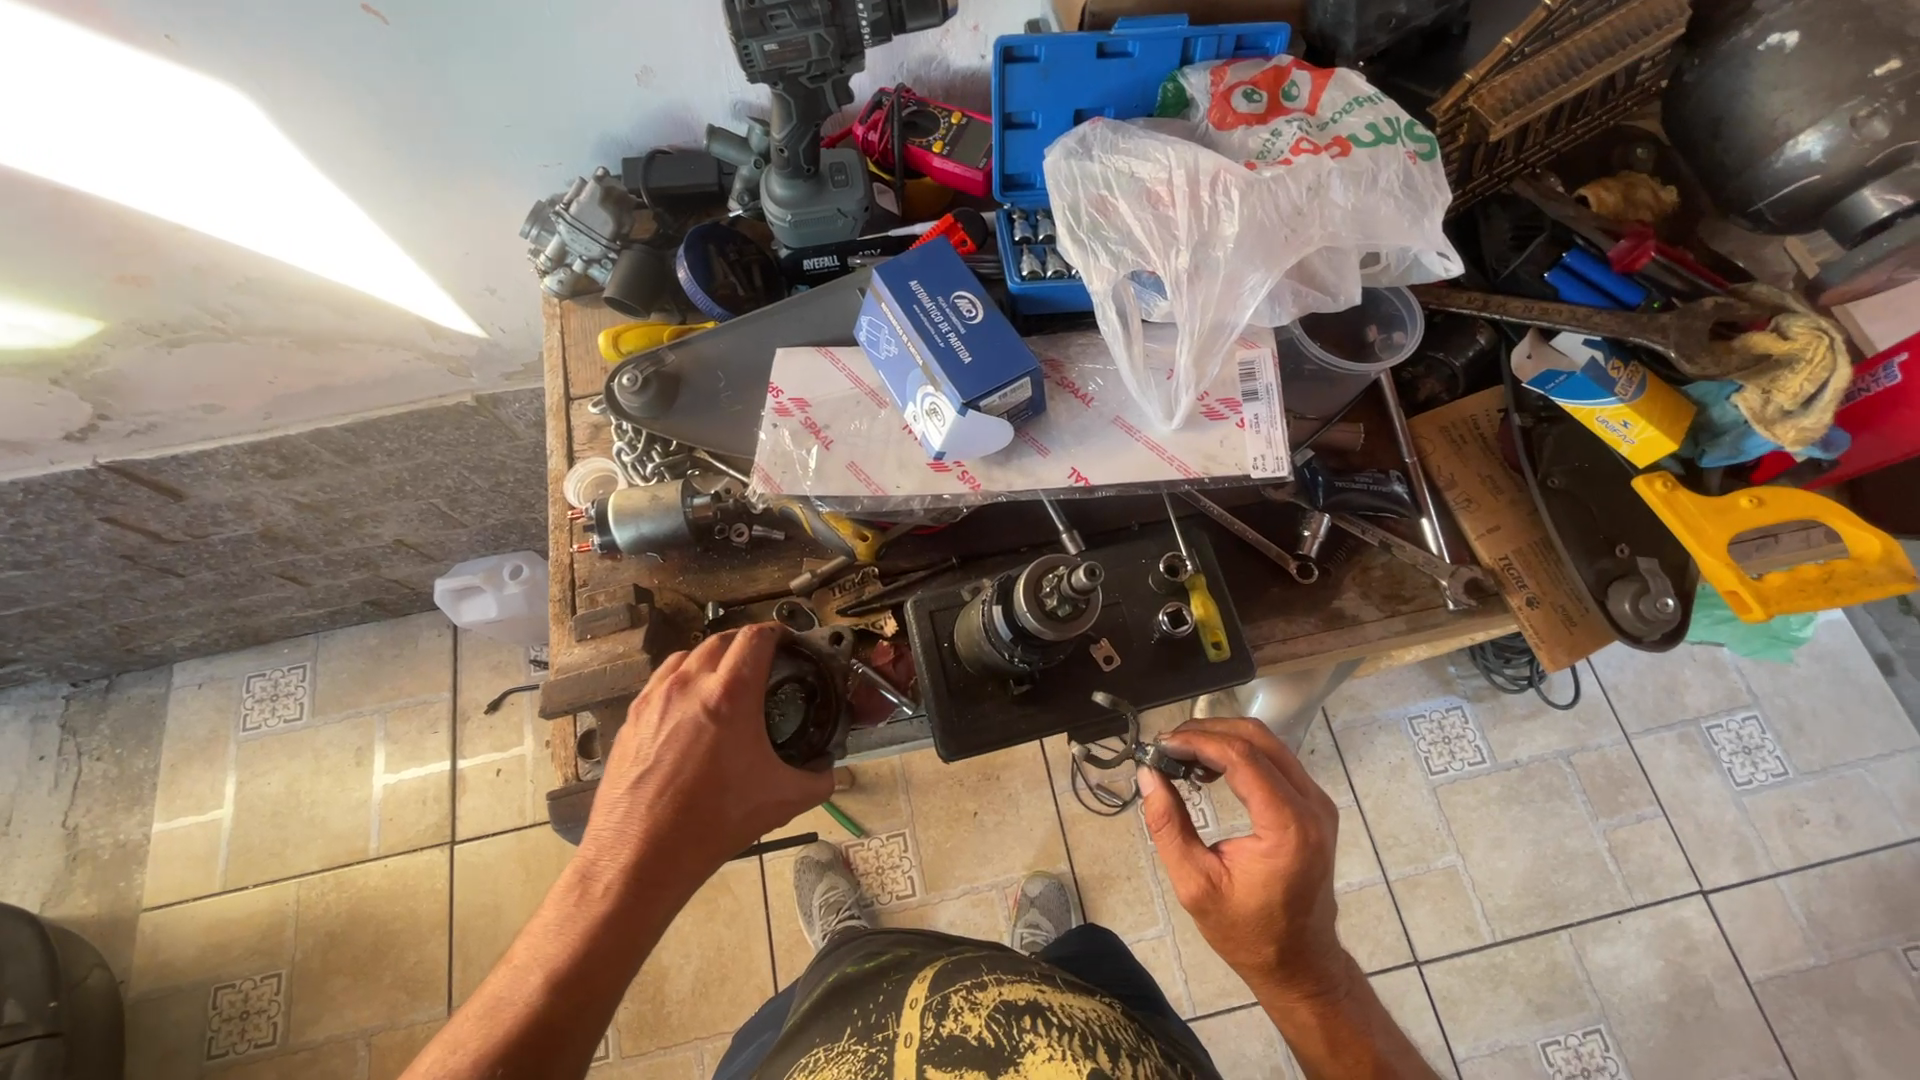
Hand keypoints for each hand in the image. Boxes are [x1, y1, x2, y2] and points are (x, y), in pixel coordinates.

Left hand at [578, 624, 834, 887]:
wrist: (640, 854)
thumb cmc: (714, 821)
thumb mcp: (782, 801)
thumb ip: (818, 780)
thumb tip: (832, 772)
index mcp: (730, 695)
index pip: (756, 638)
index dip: (777, 633)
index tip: (788, 642)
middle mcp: (689, 685)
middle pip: (720, 639)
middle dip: (745, 643)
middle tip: (763, 662)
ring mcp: (654, 699)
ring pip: (686, 656)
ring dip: (710, 658)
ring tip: (725, 680)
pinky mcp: (632, 718)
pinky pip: (660, 681)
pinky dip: (681, 680)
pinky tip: (689, 709)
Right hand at [1139, 717, 1350, 1003]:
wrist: (1300, 961)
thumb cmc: (1247, 931)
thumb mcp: (1195, 884)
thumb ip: (1168, 825)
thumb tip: (1148, 774)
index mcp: (1288, 826)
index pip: (1242, 757)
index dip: (1198, 741)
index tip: (1161, 746)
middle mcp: (1311, 805)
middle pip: (1258, 738)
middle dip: (1208, 731)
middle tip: (1168, 745)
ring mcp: (1318, 802)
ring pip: (1269, 742)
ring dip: (1223, 738)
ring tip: (1183, 754)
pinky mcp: (1314, 805)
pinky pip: (1276, 759)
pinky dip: (1239, 753)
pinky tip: (1210, 768)